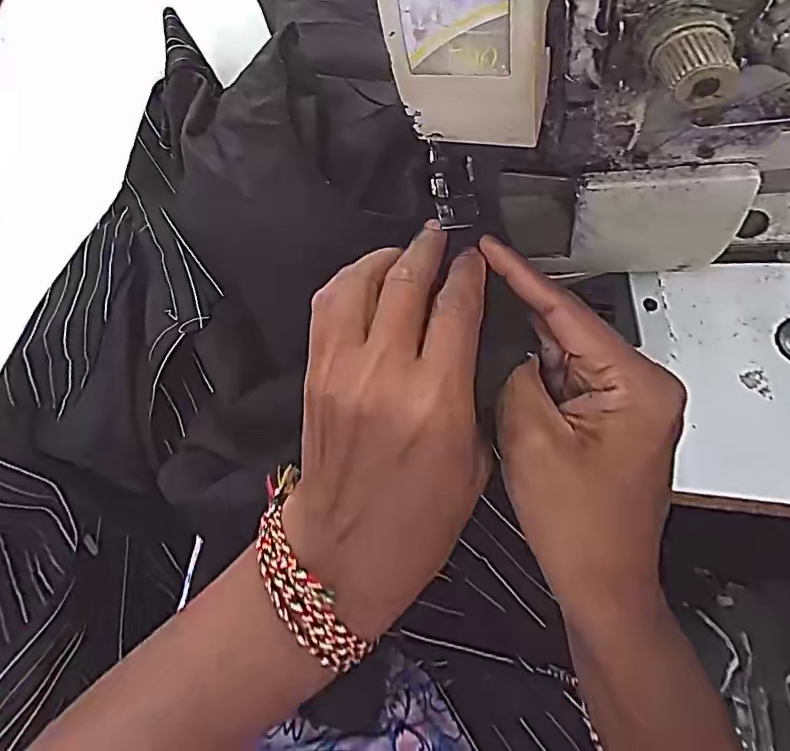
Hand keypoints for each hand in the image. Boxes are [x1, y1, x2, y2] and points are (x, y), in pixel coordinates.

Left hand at [282, 223, 489, 640]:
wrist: (341, 554)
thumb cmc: (415, 521)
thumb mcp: (474, 460)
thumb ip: (474, 389)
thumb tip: (471, 334)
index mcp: (436, 401)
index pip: (456, 308)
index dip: (468, 273)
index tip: (474, 259)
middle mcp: (385, 375)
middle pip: (407, 282)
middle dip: (429, 249)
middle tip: (442, 236)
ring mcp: (342, 370)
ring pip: (360, 282)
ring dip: (387, 256)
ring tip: (406, 250)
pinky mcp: (314, 373)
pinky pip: (326, 306)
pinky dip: (348, 280)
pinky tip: (366, 276)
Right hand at [481, 235, 685, 615]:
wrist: (604, 586)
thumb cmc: (584, 532)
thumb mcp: (532, 440)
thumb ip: (515, 374)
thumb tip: (507, 344)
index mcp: (638, 385)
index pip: (570, 312)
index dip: (523, 276)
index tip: (495, 249)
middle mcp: (644, 386)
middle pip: (571, 329)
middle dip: (521, 309)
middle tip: (478, 278)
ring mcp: (630, 400)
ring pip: (566, 353)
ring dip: (528, 345)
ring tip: (484, 324)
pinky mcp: (614, 414)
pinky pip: (569, 378)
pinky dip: (538, 372)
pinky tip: (507, 366)